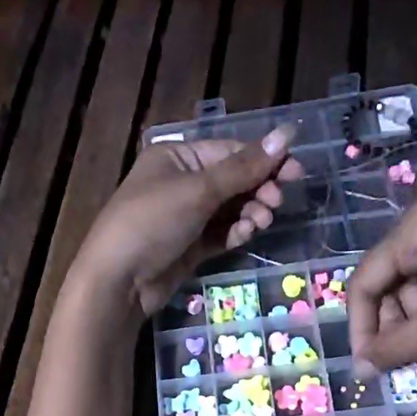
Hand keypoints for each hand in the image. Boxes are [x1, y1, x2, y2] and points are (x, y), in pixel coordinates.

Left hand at [68, 126, 305, 316]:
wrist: (120, 279)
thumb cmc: (153, 222)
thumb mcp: (199, 190)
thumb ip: (244, 167)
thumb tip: (286, 136)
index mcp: (178, 156)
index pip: (231, 151)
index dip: (264, 160)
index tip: (295, 172)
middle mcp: (183, 182)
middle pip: (234, 180)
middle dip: (258, 190)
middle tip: (276, 203)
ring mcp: (187, 216)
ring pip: (231, 209)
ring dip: (250, 213)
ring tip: (259, 223)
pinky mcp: (191, 245)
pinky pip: (222, 233)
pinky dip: (235, 233)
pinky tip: (243, 235)